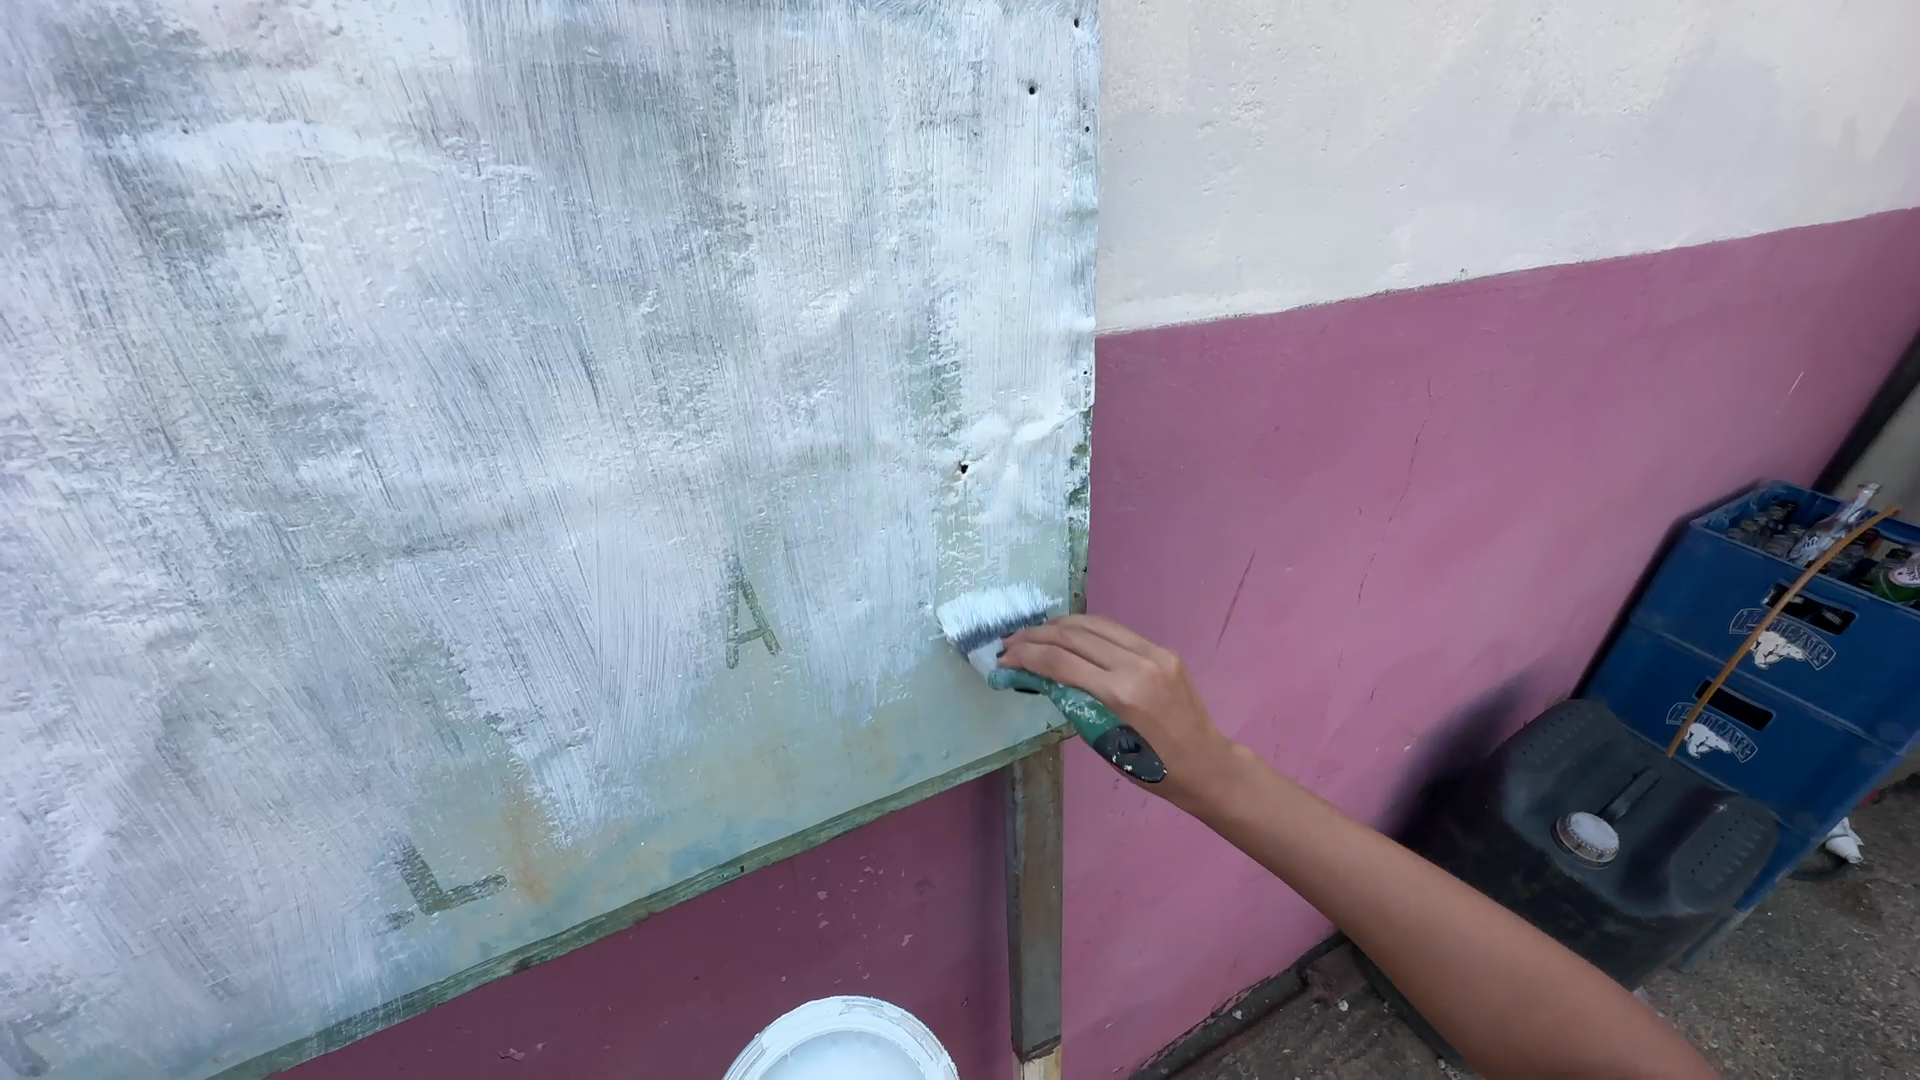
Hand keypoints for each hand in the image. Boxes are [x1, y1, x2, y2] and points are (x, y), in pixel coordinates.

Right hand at [1000, 614, 1244, 807]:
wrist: (1206, 764)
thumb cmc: (1152, 768)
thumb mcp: (1103, 741)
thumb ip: (1074, 702)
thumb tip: (1040, 676)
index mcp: (1122, 695)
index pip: (1061, 662)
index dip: (1026, 656)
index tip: (1003, 659)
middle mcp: (1137, 665)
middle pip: (1073, 636)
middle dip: (1035, 636)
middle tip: (1010, 643)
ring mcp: (1153, 652)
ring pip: (1093, 624)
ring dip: (1057, 626)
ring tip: (1033, 634)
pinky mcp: (1162, 650)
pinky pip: (1114, 631)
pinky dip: (1084, 629)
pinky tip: (1067, 635)